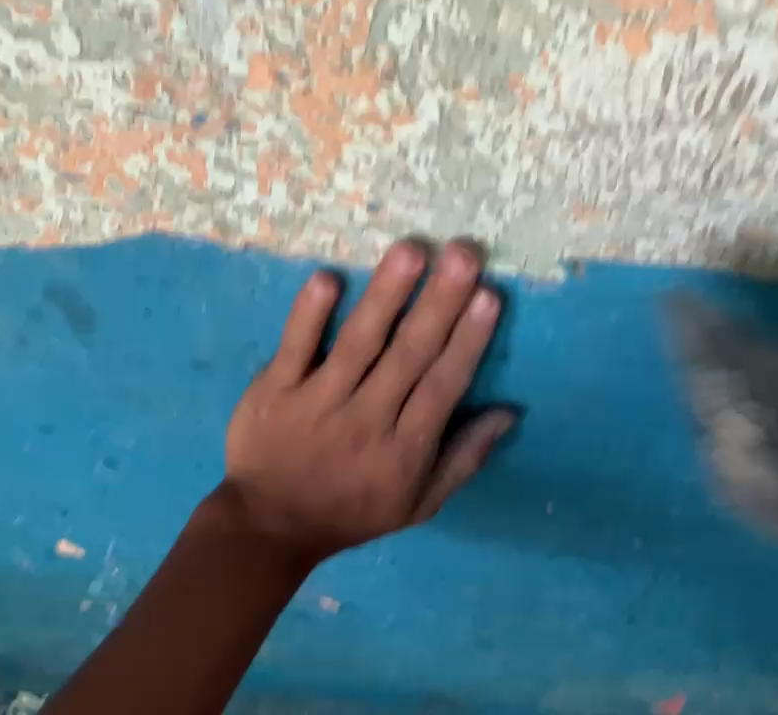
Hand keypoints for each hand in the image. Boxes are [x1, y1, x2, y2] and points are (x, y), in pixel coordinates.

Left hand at [204, 238, 512, 565]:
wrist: (267, 526)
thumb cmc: (352, 510)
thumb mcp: (419, 503)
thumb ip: (464, 457)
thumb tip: (509, 412)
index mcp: (404, 449)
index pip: (443, 385)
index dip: (468, 340)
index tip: (489, 296)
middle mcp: (366, 419)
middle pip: (409, 354)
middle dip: (439, 302)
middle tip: (463, 254)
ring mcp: (317, 401)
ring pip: (359, 342)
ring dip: (385, 295)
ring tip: (409, 250)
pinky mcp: (275, 389)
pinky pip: (295, 346)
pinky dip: (310, 314)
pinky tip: (328, 278)